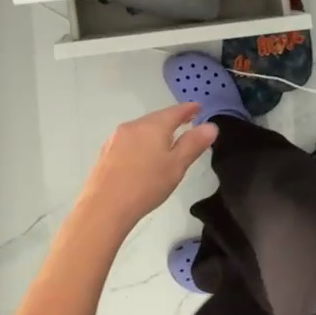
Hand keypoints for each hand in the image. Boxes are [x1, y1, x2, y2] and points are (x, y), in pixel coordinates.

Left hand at [72, 104, 217, 229]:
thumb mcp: (177, 165)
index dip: (188, 109)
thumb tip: (211, 126)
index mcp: (153, 126)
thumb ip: (194, 144)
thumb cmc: (146, 185)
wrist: (105, 207)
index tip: (198, 107)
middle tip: (186, 122)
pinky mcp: (106, 153)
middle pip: (156, 118)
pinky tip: (143, 155)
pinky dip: (142, 142)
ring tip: (167, 140)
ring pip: (142, 129)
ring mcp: (116, 139)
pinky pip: (130, 141)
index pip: (175, 111)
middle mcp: (133, 126)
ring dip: (156, 131)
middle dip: (172, 119)